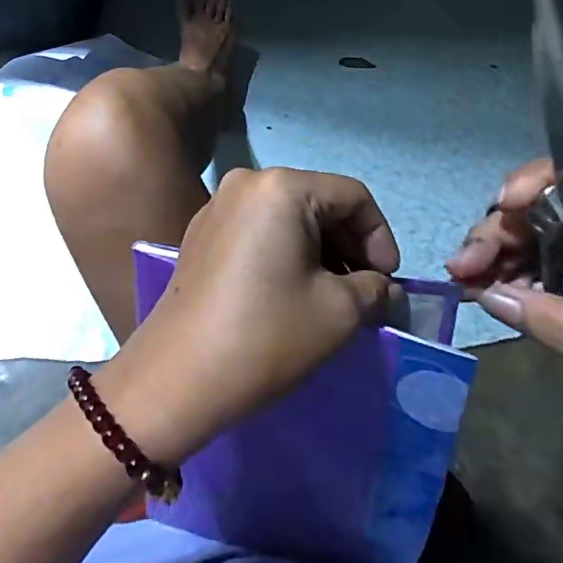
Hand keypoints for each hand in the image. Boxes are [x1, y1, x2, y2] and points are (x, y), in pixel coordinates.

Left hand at [99, 167, 400, 462]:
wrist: (174, 381)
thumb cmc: (265, 336)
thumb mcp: (338, 312)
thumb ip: (375, 289)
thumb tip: (384, 287)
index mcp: (282, 187)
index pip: (353, 196)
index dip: (380, 237)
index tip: (388, 282)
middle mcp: (248, 181)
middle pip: (320, 202)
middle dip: (351, 245)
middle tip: (366, 291)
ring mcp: (220, 205)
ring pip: (291, 217)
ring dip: (321, 251)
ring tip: (333, 296)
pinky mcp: (202, 232)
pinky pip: (261, 229)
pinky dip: (288, 253)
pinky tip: (293, 292)